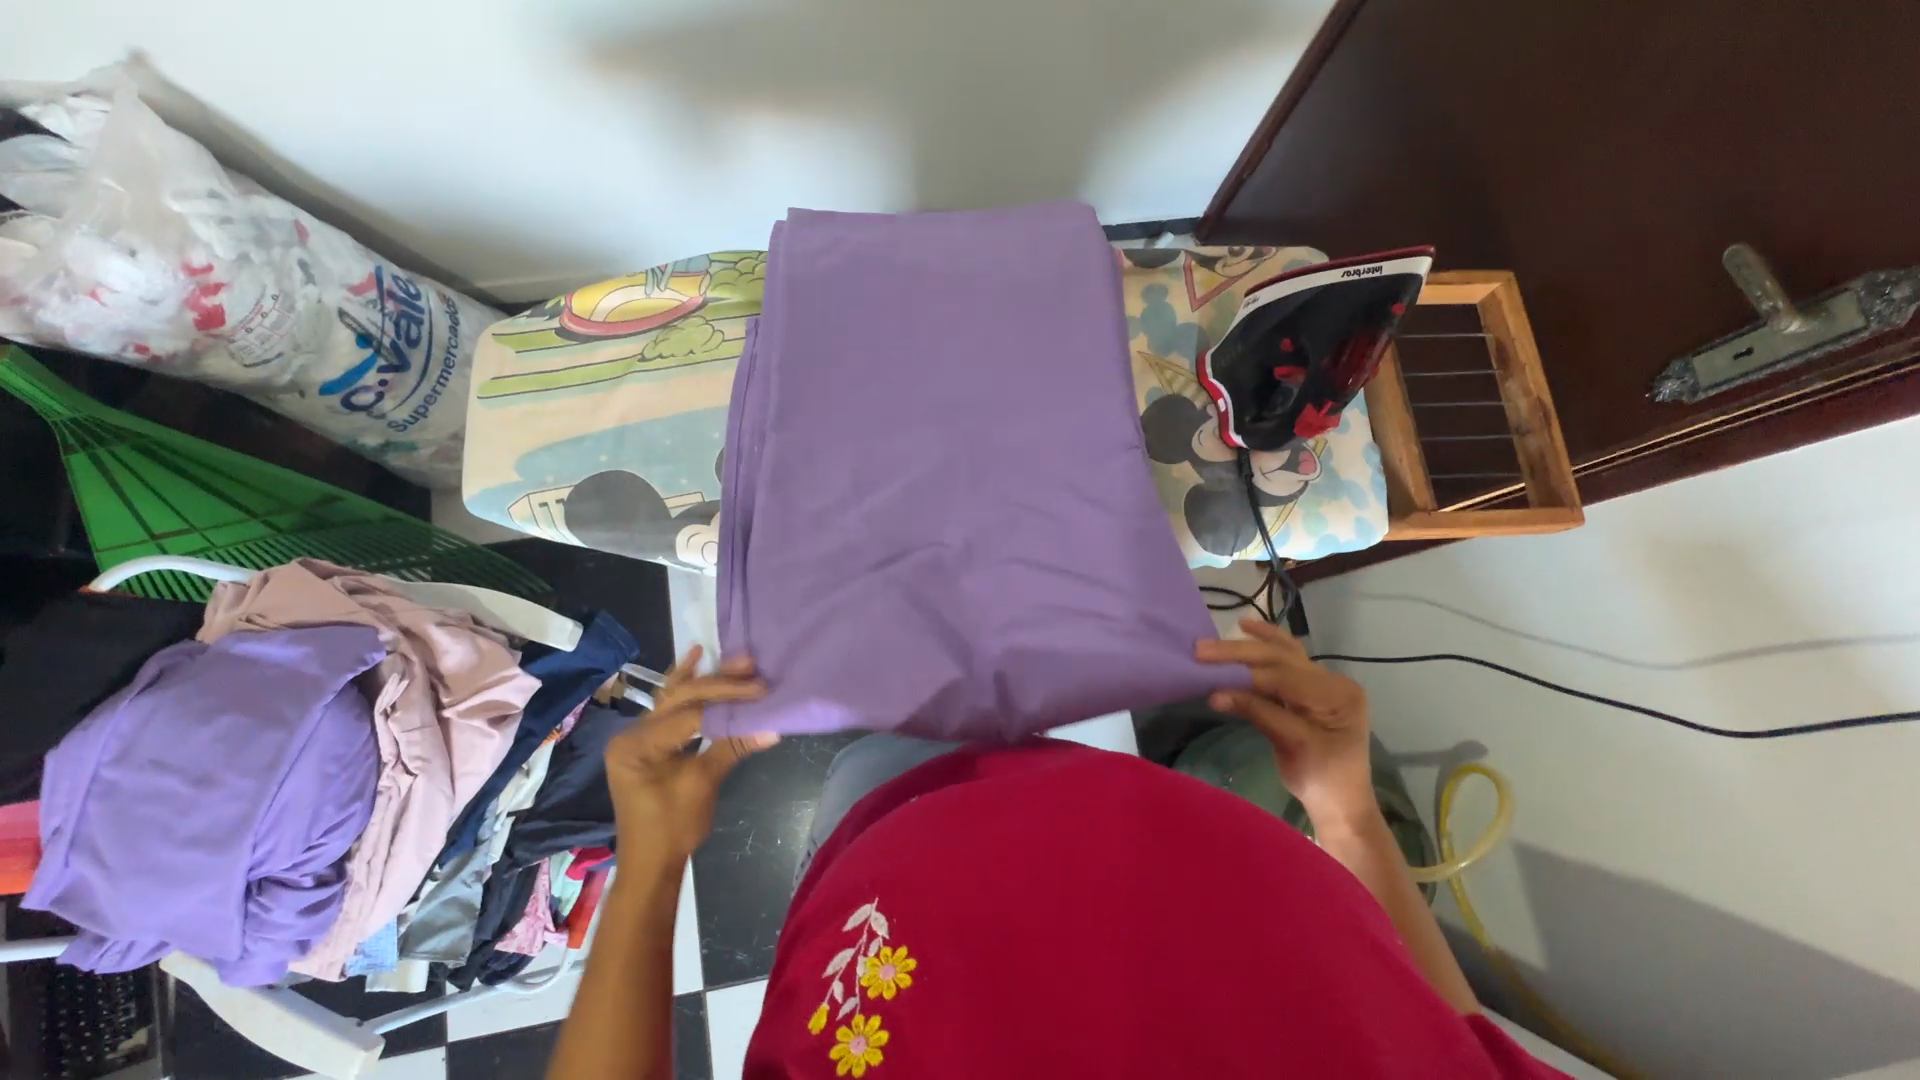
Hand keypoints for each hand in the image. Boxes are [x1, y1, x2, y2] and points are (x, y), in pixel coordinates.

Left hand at [604, 645, 776, 865]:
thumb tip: (774, 725)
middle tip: (753, 669)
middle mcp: (633, 732)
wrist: (650, 863)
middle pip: (681, 697)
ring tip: (738, 659)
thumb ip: (732, 746)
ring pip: (676, 697)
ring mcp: (639, 736)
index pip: (689, 711)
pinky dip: (686, 685)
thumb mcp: (703, 784)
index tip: (761, 692)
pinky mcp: (651, 742)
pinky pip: (671, 708)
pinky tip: (696, 656)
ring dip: (707, 679)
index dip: (727, 700)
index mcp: (638, 743)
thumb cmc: (672, 828)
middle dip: (719, 683)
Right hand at [1195, 617, 1376, 828]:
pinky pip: (1288, 661)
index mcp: (1336, 694)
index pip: (1284, 676)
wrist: (1342, 803)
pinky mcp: (1312, 689)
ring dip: (1255, 642)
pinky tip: (1250, 629)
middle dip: (1241, 652)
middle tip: (1202, 649)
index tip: (1208, 677)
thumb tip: (1216, 693)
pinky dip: (1269, 645)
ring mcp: (1325, 684)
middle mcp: (1333, 682)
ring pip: (1285, 653)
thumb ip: (1258, 713)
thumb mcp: (1293, 746)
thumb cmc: (1322, 778)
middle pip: (1282, 659)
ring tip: (1231, 626)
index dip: (1245, 675)